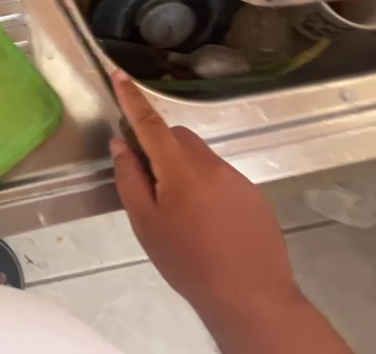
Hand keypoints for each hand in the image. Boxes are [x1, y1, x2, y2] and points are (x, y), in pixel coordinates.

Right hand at [109, 70, 303, 332]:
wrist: (254, 301)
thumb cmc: (189, 262)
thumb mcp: (145, 223)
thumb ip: (129, 178)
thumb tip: (121, 145)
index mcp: (180, 169)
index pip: (150, 123)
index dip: (132, 99)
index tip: (120, 75)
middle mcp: (211, 165)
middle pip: (178, 137)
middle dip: (160, 145)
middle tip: (149, 177)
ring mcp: (237, 180)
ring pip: (200, 157)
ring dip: (184, 168)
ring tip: (181, 211)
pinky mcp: (255, 197)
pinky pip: (221, 177)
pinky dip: (207, 186)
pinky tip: (208, 222)